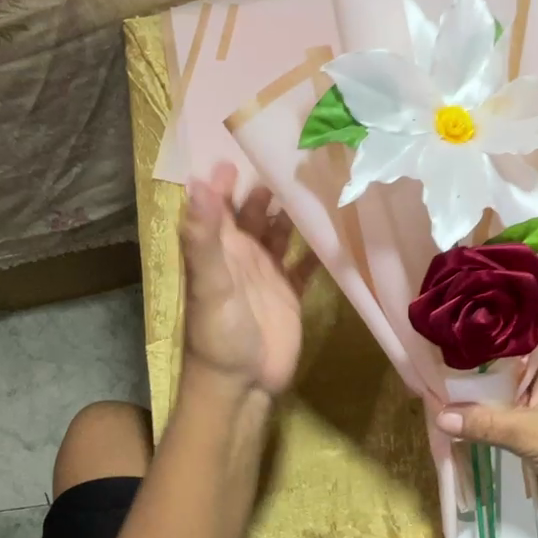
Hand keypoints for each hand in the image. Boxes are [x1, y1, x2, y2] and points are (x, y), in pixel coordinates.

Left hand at [180, 162, 313, 399]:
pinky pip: (305, 264)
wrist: (242, 385)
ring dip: (294, 212)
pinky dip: (317, 249)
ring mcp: (268, 275)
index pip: (218, 206)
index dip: (225, 181)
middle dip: (268, 188)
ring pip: (280, 234)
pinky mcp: (291, 294)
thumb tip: (200, 184)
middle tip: (294, 158)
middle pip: (253, 214)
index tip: (241, 152)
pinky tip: (337, 228)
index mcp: (218, 250)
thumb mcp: (210, 284)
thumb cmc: (219, 335)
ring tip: (319, 182)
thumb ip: (205, 237)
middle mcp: (242, 256)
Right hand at [435, 356, 537, 516]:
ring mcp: (531, 409)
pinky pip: (495, 423)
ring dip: (467, 403)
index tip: (435, 344)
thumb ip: (486, 423)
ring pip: (492, 400)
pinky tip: (449, 422)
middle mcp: (536, 382)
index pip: (502, 346)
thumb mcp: (532, 434)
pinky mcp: (526, 434)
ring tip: (427, 394)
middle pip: (492, 374)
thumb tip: (439, 415)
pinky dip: (476, 424)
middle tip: (422, 372)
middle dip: (462, 377)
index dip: (471, 345)